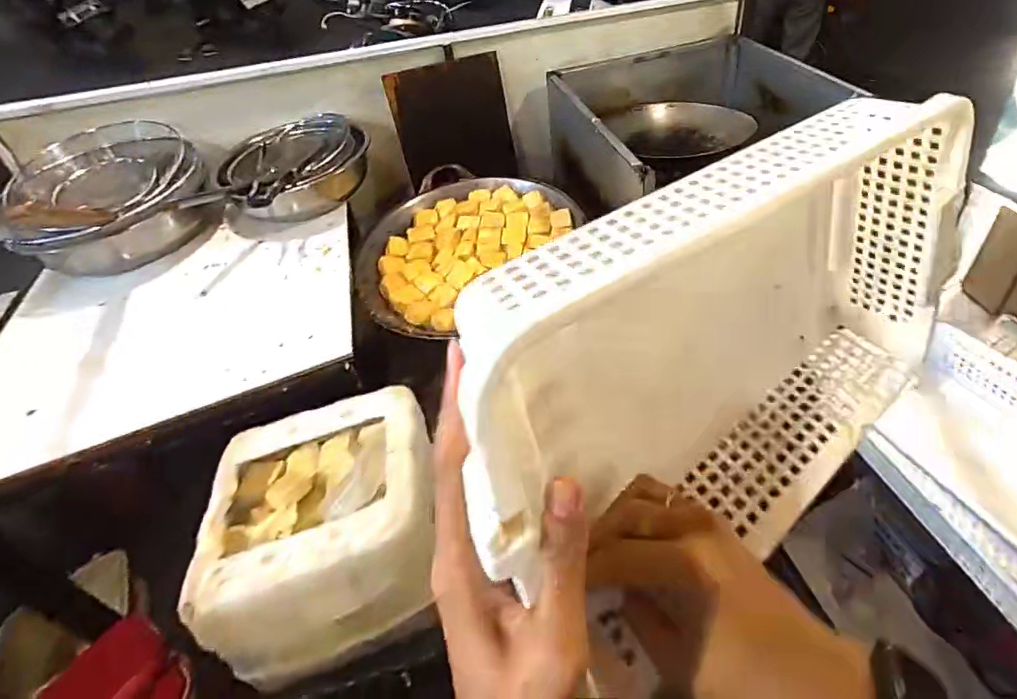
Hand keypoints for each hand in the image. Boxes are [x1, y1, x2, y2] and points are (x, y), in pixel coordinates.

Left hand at [432, 342, 588, 697]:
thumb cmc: (529, 698)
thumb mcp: (553, 638)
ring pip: (467, 479)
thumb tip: (565, 480)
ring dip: (475, 428)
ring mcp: (469, 559)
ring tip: (492, 380)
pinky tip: (517, 444)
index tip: (462, 361)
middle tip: (476, 352)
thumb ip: (560, 563)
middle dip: (459, 406)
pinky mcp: (487, 567)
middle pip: (452, 465)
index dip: (455, 413)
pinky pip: (487, 498)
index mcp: (458, 563)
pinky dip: (495, 459)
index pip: (450, 472)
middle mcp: (454, 551)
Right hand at [588, 476, 872, 698]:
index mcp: (685, 563)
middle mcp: (694, 527)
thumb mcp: (682, 665)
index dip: (583, 566)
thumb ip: (640, 620)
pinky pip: (668, 500)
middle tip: (571, 559)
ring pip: (646, 495)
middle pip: (627, 513)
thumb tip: (614, 592)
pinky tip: (631, 536)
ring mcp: (708, 518)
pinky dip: (643, 509)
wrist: (814, 674)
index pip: (616, 554)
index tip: (558, 577)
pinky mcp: (718, 523)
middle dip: (594, 535)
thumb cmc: (747, 679)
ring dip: (618, 515)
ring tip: (598, 545)